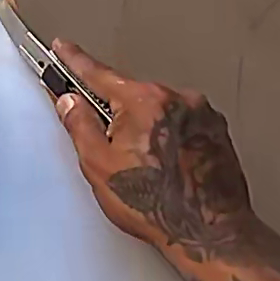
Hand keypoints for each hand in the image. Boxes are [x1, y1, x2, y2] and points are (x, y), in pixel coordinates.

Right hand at [49, 40, 256, 259]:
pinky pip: (178, 123)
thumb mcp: (98, 165)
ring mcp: (202, 113)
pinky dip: (165, 138)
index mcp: (144, 101)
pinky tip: (161, 169)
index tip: (63, 48)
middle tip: (110, 153)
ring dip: (142, 129)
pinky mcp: (216, 130)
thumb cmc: (154, 204)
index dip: (74, 60)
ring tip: (142, 171)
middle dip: (114, 115)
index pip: (99, 74)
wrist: (207, 232)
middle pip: (130, 95)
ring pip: (156, 111)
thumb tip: (69, 102)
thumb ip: (79, 125)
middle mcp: (178, 98)